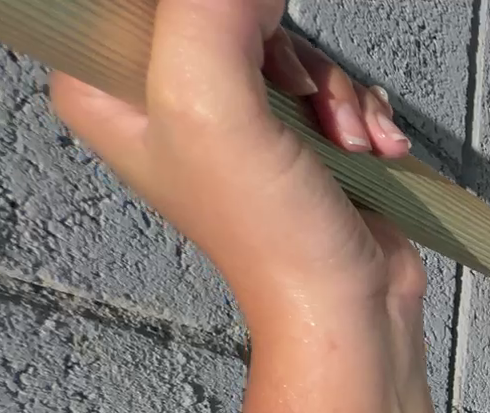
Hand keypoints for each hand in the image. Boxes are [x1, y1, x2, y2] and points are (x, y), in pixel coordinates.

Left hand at [48, 0, 419, 324]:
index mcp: (111, 87)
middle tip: (309, 105)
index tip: (254, 49)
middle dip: (293, 59)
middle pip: (230, 20)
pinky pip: (339, 97)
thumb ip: (211, 15)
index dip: (208, 14)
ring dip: (341, 95)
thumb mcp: (213, 106)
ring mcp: (250, 127)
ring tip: (355, 144)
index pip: (145, 5)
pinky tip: (378, 150)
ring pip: (296, 58)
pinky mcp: (311, 149)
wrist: (354, 305)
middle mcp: (177, 102)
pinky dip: (367, 118)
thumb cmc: (274, 233)